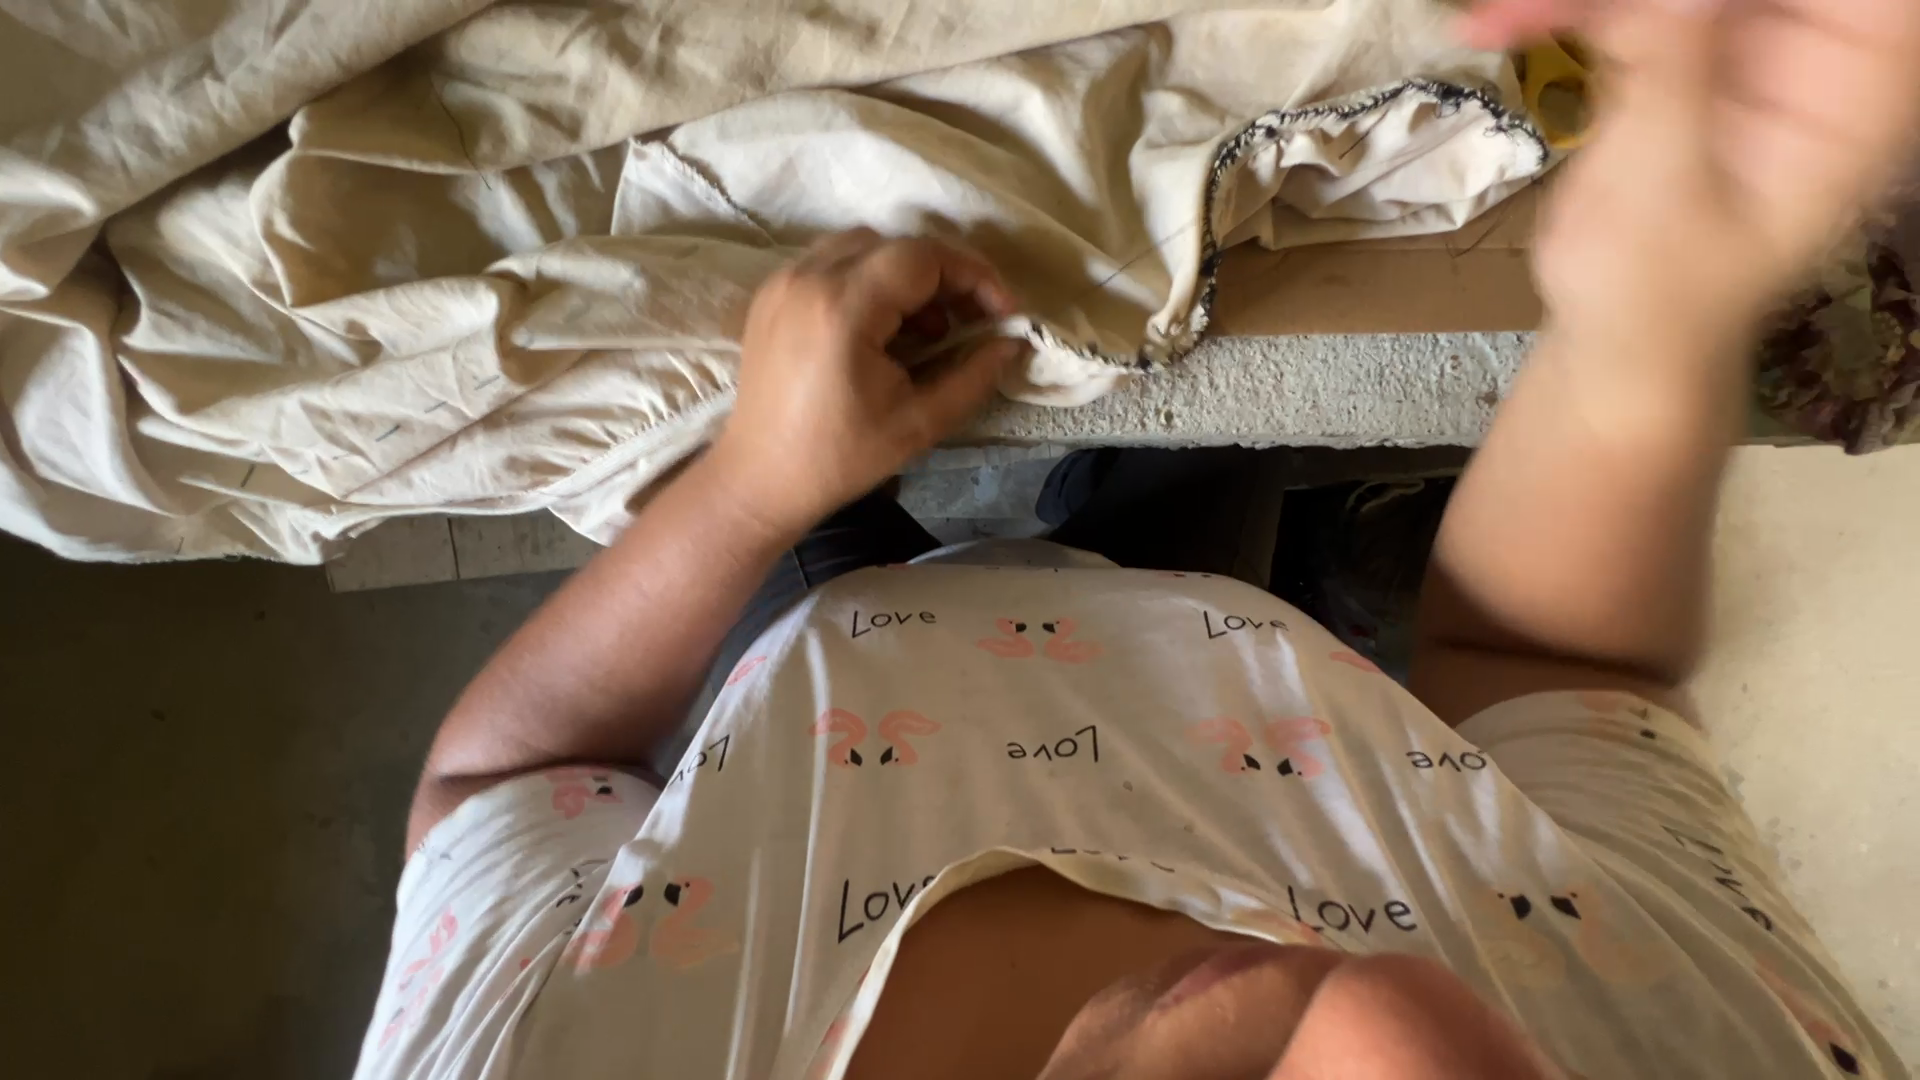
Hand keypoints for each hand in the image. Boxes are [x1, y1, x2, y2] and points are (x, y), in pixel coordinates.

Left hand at [709, 229, 1024, 533]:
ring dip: (906, 276)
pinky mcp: (771, 295)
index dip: (975, 277)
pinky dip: (869, 281)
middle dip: (944, 277)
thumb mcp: (920, 423)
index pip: (924, 257)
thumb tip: (1013, 342)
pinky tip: (882, 328)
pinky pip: (831, 263)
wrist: (760, 479)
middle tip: (969, 323)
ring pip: (863, 247)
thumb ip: (973, 376)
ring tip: (926, 330)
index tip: (1004, 314)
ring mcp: (783, 281)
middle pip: (896, 245)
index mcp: (843, 307)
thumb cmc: (841, 458)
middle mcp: (808, 277)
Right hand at [1463, 0, 1919, 351]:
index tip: (1641, 1)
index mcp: (1858, 77)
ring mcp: (1749, 52)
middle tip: (1528, 7)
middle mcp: (1818, 45)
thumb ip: (1672, 80)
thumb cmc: (1647, 296)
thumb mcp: (1658, 195)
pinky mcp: (1685, 64)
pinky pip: (1629, 12)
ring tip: (1496, 19)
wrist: (1618, 337)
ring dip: (1578, 1)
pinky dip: (1565, 14)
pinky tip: (1501, 24)